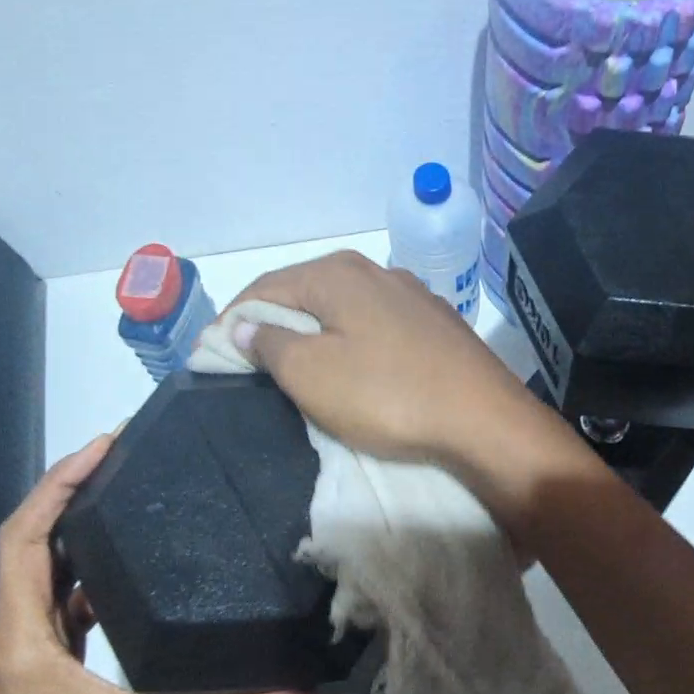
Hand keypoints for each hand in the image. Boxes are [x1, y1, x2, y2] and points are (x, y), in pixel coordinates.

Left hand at [0, 436, 324, 693]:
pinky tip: (117, 559)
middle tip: (118, 453)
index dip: (55, 489)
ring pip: (33, 569)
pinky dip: (75, 566)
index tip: (100, 449)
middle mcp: (11, 638)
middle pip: (23, 544)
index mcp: (26, 643)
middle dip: (63, 491)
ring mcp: (19, 653)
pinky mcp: (35, 666)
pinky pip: (49, 597)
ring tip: (119, 489)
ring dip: (67, 526)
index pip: (22, 544)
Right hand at [224, 251, 558, 471]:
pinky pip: (378, 331)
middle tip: (247, 364)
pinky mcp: (438, 329)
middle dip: (273, 325)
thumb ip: (270, 343)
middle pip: (306, 294)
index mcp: (339, 273)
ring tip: (296, 370)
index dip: (231, 319)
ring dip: (315, 335)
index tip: (208, 354)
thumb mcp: (312, 373)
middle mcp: (378, 272)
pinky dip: (354, 346)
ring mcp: (415, 298)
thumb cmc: (388, 395)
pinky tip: (354, 371)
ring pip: (346, 312)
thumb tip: (245, 324)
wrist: (485, 421)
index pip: (265, 286)